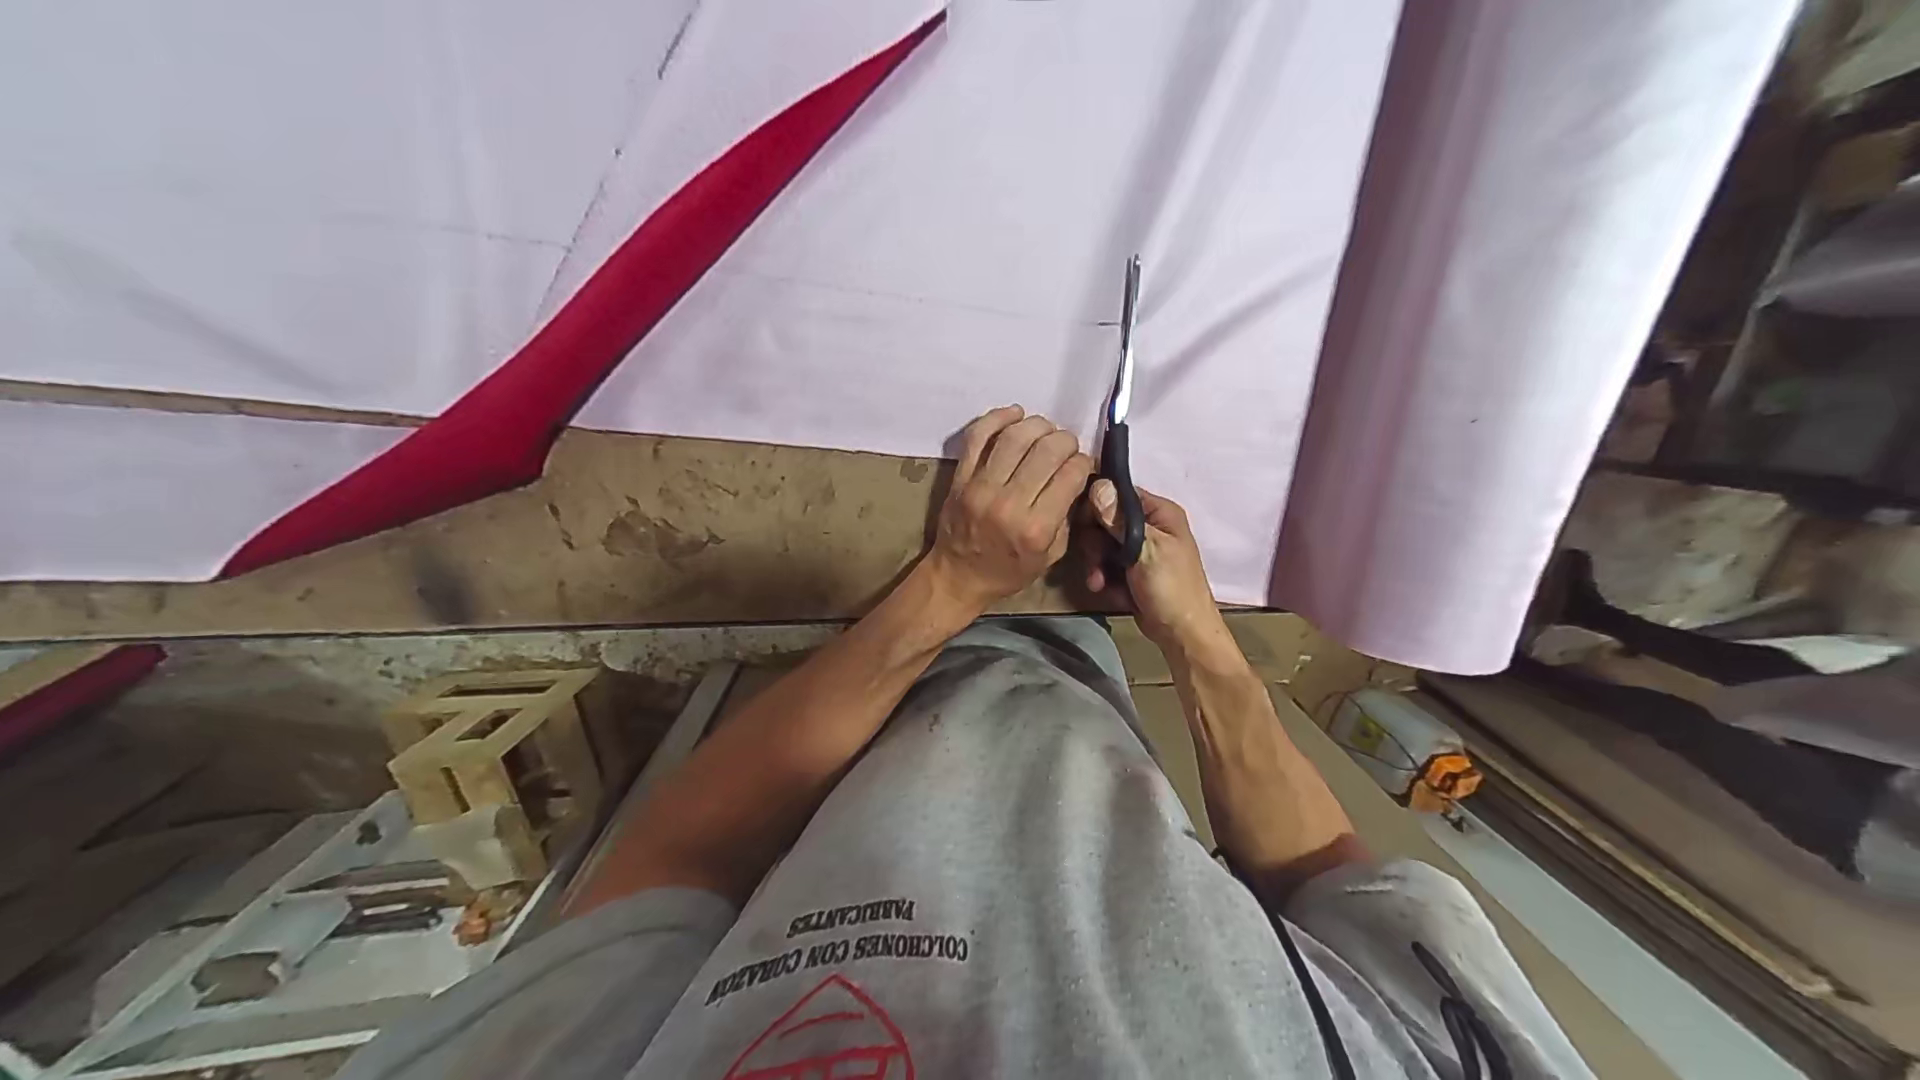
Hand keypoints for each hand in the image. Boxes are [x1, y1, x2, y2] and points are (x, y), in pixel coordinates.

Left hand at [925, 405, 1093, 611]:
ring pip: (1015, 437)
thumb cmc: (1008, 570)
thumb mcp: (1051, 556)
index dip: (1084, 462)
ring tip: (1046, 430)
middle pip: (1047, 450)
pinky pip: (978, 436)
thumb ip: (1068, 516)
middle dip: (1066, 441)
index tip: (1083, 464)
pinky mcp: (961, 477)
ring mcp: (980, 487)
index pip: (1070, 475)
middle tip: (1067, 446)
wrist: (958, 576)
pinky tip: (1015, 415)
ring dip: (1038, 425)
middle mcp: (1008, 503)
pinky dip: (998, 418)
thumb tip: (1079, 476)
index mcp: (1036, 528)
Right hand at [1080, 480, 1222, 650]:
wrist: (1181, 633)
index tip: (1084, 525)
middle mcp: (1149, 525)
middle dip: (1094, 544)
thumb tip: (1098, 485)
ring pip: (1101, 544)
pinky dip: (1103, 577)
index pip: (1117, 494)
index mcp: (1159, 512)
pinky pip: (1106, 564)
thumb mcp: (1146, 549)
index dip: (1096, 507)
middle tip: (1094, 563)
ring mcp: (1139, 548)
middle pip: (1104, 520)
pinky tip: (1106, 590)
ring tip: (1098, 583)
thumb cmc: (1170, 587)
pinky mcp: (1130, 569)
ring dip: (1096, 564)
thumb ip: (1119, 519)